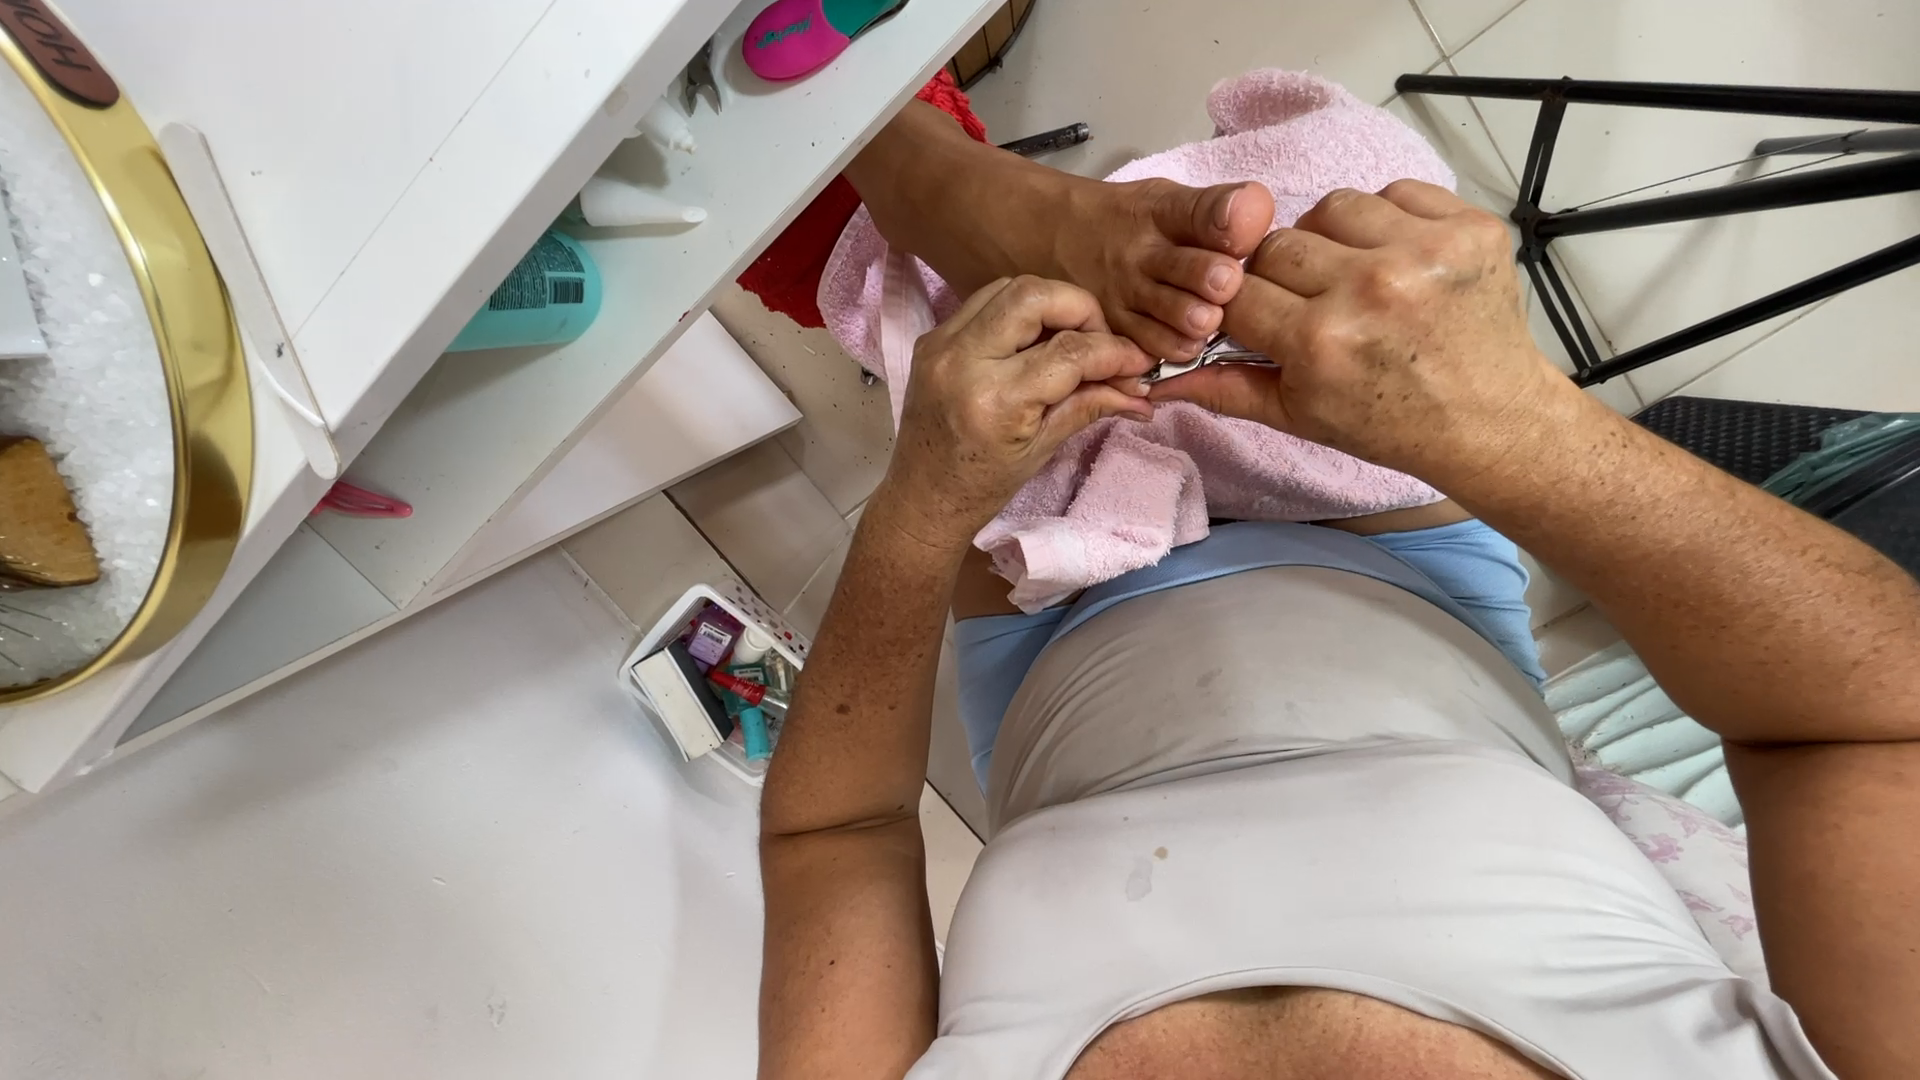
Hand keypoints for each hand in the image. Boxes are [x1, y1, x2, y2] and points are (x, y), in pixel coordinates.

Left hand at [878, 276, 1155, 549]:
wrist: (922, 495)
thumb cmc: (984, 485)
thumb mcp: (1042, 449)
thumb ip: (1090, 405)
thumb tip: (1142, 392)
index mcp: (994, 401)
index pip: (1069, 352)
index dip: (1113, 352)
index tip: (1138, 363)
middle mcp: (962, 361)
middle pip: (1035, 295)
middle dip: (1081, 309)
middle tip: (1099, 341)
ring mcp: (941, 345)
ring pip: (1008, 288)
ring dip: (1049, 305)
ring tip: (1070, 338)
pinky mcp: (932, 339)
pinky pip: (983, 303)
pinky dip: (1017, 313)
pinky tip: (1034, 341)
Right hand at [1148, 180, 1572, 485]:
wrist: (1484, 420)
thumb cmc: (1383, 424)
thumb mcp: (1293, 416)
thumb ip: (1224, 389)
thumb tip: (1160, 383)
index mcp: (1318, 341)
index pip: (1237, 295)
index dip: (1238, 309)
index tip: (1253, 321)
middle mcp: (1367, 289)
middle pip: (1275, 247)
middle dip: (1277, 276)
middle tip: (1300, 303)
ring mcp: (1423, 252)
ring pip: (1330, 208)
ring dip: (1325, 240)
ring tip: (1343, 275)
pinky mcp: (1468, 228)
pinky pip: (1394, 194)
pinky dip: (1381, 222)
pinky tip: (1387, 260)